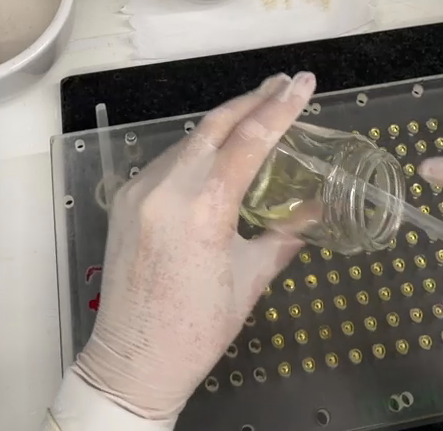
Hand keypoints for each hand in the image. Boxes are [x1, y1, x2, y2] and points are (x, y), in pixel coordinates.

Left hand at [74, 72, 317, 419]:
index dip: (280, 107)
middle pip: (216, 124)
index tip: (303, 82)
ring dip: (224, 123)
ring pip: (190, 139)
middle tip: (283, 83)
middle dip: (253, 99)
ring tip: (257, 112)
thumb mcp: (250, 280)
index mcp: (205, 207)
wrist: (131, 359)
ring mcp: (142, 187)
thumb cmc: (198, 328)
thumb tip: (315, 209)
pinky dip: (197, 150)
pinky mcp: (126, 195)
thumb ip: (284, 236)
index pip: (250, 140)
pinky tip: (215, 152)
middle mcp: (169, 186)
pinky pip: (168, 160)